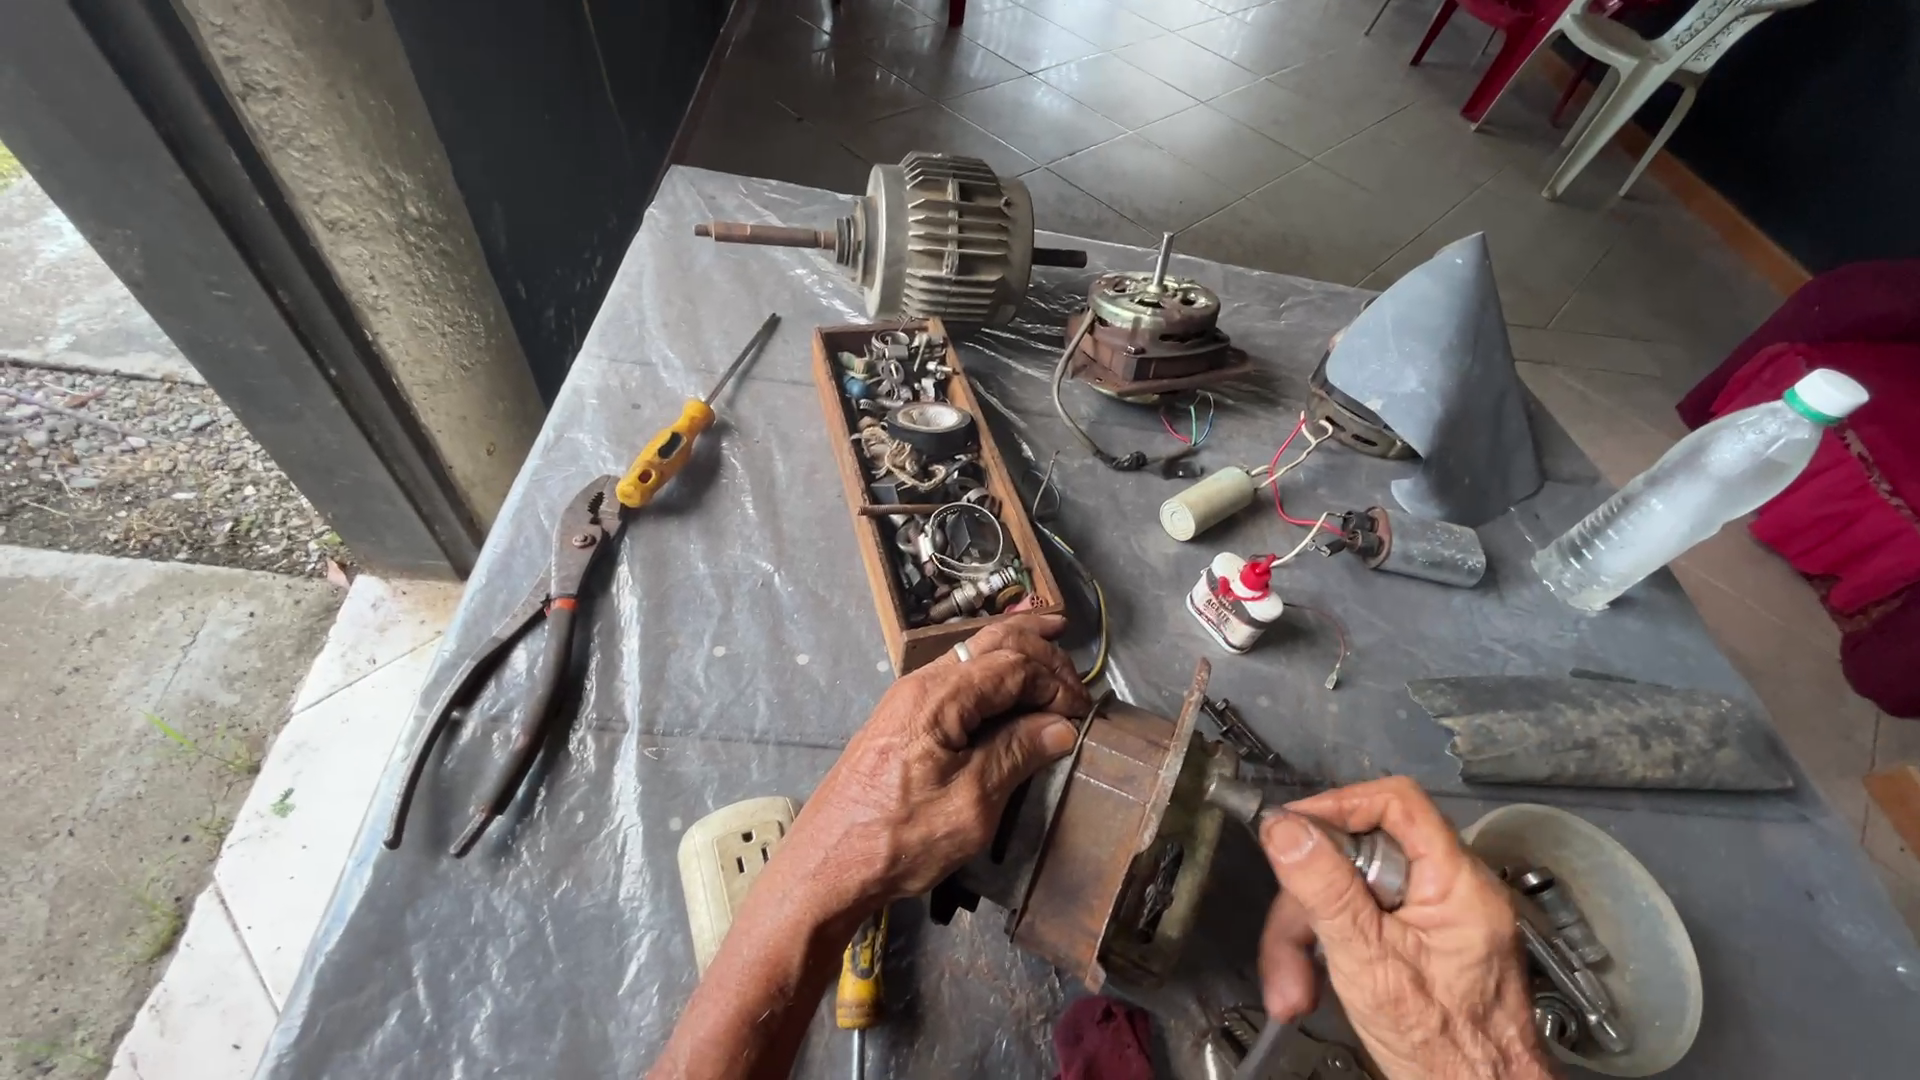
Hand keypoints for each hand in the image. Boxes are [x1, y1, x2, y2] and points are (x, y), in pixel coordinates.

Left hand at [782, 613, 1090, 910]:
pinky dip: (993, 669)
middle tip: (1077, 674)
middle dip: (1040, 649)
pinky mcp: (904, 716)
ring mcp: (909, 696)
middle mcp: (921, 682)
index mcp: (938, 696)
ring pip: (972, 652)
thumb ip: (1016, 755)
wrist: (828, 864)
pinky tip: (1008, 680)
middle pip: (991, 642)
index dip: (1054, 682)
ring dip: (1016, 649)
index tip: (1083, 713)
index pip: (1012, 664)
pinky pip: (958, 674)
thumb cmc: (899, 838)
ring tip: (1053, 642)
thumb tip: (1060, 726)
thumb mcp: (970, 804)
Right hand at [1256, 777, 1555, 1079]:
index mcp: (1456, 882)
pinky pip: (1359, 917)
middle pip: (1358, 854)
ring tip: (1289, 987)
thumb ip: (1325, 888)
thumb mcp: (1368, 962)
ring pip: (1349, 890)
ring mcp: (1433, 916)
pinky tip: (1306, 984)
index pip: (1397, 802)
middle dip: (1308, 898)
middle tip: (1284, 939)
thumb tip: (1283, 825)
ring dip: (1306, 935)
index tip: (1291, 831)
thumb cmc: (1439, 1046)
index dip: (1338, 806)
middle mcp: (1450, 889)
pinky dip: (1326, 947)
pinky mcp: (1417, 940)